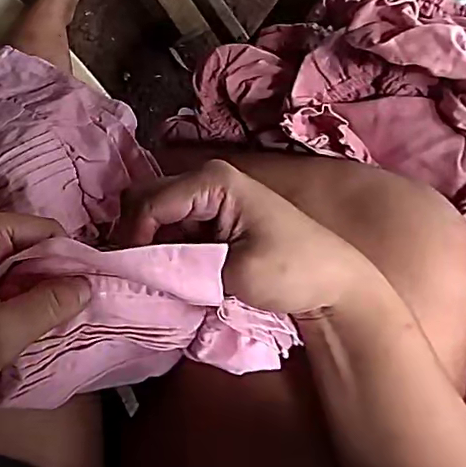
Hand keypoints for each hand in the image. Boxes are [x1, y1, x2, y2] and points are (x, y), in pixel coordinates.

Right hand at [113, 159, 382, 317]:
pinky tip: (164, 268)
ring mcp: (207, 196)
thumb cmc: (294, 273)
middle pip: (145, 199)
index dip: (133, 236)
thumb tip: (139, 269)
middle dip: (134, 234)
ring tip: (145, 273)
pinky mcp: (209, 216)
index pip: (151, 203)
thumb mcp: (235, 273)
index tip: (128, 271)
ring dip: (146, 241)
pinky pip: (169, 225)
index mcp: (212, 181)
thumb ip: (182, 267)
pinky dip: (160, 246)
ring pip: (153, 212)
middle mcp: (204, 179)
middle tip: (131, 270)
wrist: (337, 287)